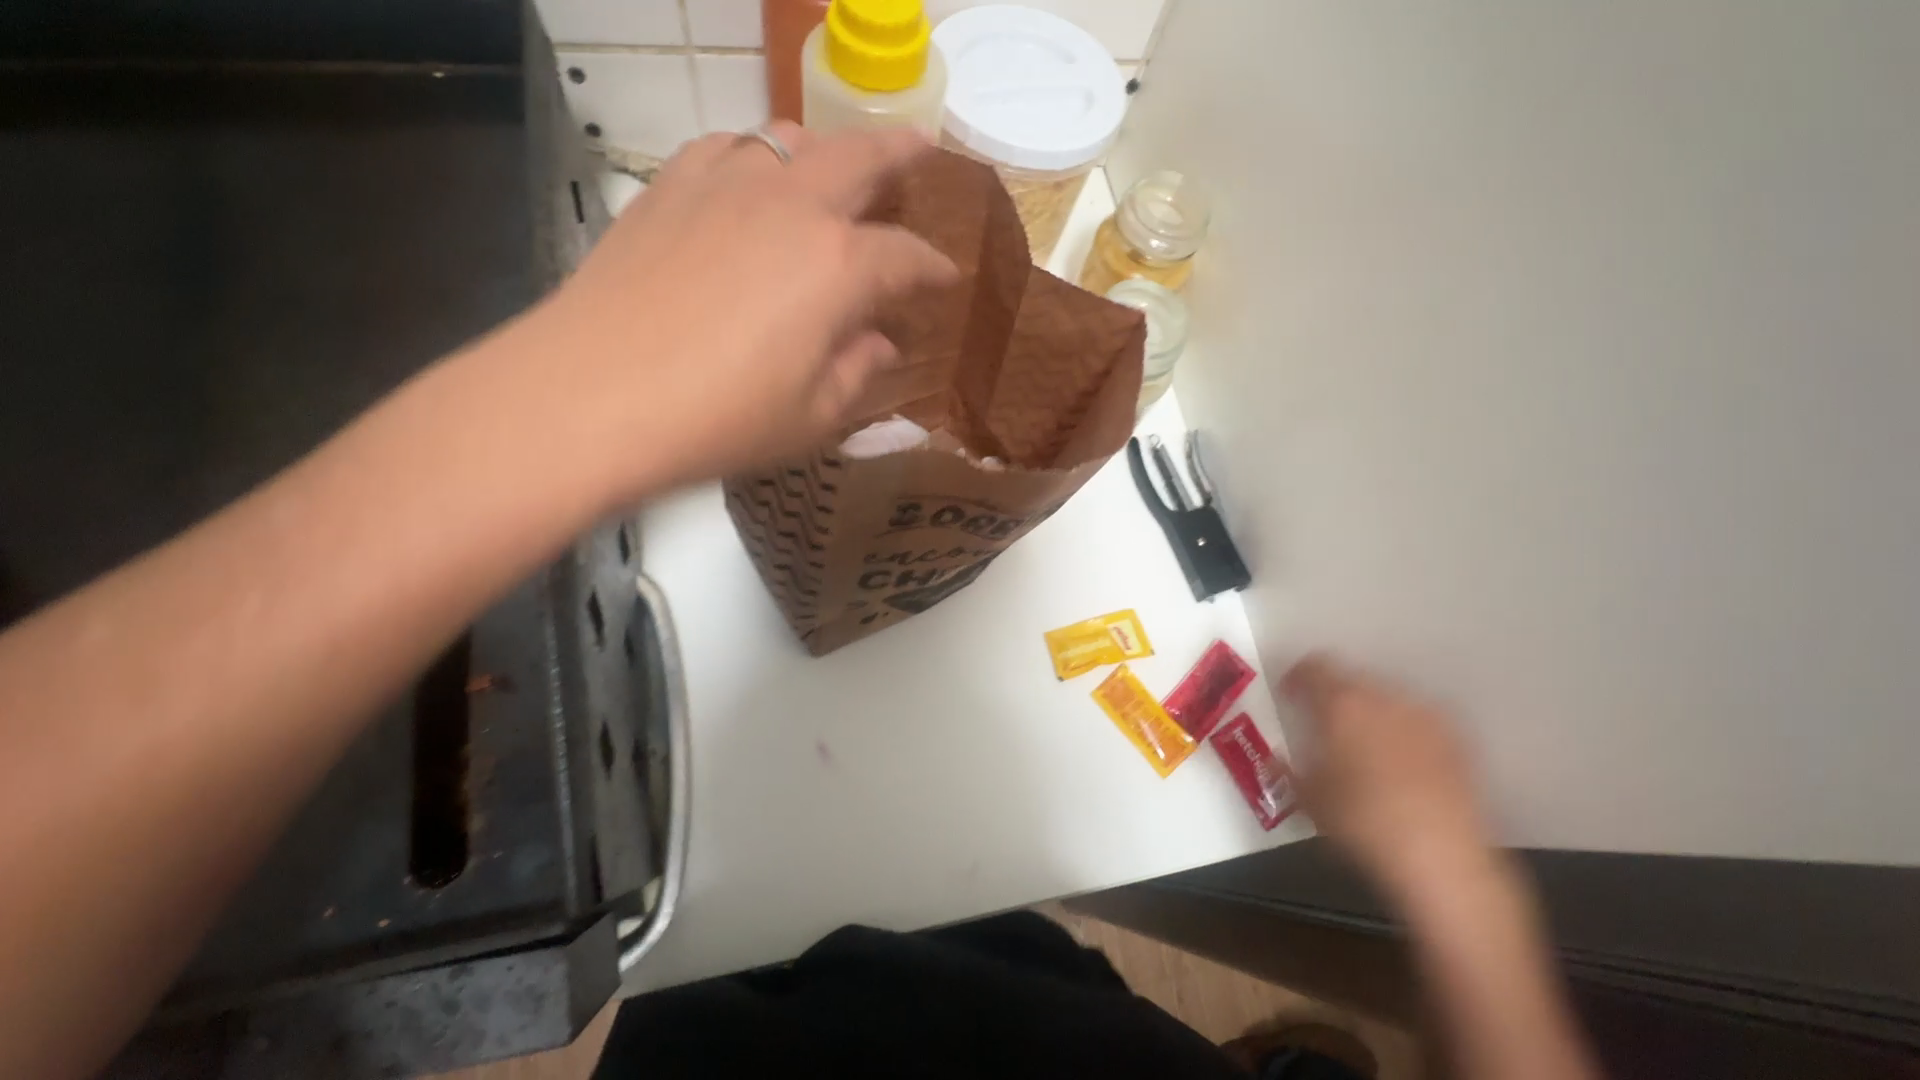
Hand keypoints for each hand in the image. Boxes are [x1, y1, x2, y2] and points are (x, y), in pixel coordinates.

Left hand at [492, 122, 957, 508]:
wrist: (590, 395)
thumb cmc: (717, 420)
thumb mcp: (810, 418)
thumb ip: (856, 373)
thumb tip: (876, 342)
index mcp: (839, 267)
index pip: (906, 257)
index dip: (933, 268)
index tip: (945, 278)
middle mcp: (791, 207)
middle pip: (861, 158)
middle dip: (902, 153)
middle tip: (923, 149)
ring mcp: (726, 186)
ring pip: (790, 139)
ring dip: (824, 149)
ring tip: (832, 166)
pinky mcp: (669, 188)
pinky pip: (724, 147)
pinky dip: (751, 155)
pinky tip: (748, 177)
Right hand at [1282, 655, 1494, 893]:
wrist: (1440, 857)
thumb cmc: (1361, 823)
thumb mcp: (1308, 799)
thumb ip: (1288, 768)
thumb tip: (1278, 758)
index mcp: (1342, 703)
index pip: (1313, 667)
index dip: (1297, 678)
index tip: (1289, 695)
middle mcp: (1385, 697)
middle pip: (1353, 680)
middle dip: (1336, 698)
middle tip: (1324, 725)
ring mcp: (1426, 716)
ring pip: (1389, 699)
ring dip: (1372, 714)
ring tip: (1364, 746)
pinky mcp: (1458, 740)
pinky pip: (1420, 723)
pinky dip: (1405, 733)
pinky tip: (1401, 763)